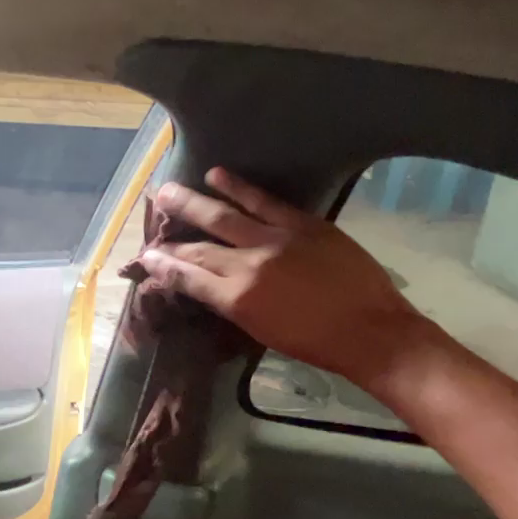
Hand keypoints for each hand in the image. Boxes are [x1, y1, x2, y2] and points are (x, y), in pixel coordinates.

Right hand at [136, 168, 440, 388]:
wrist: (371, 331)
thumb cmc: (315, 343)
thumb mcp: (261, 331)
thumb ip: (232, 303)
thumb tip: (208, 284)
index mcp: (236, 300)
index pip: (188, 278)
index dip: (163, 266)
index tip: (146, 256)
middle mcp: (247, 267)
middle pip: (199, 247)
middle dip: (170, 237)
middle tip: (151, 220)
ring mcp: (275, 241)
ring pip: (223, 217)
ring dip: (192, 202)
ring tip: (168, 191)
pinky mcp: (302, 224)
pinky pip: (263, 200)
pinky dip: (238, 187)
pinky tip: (216, 175)